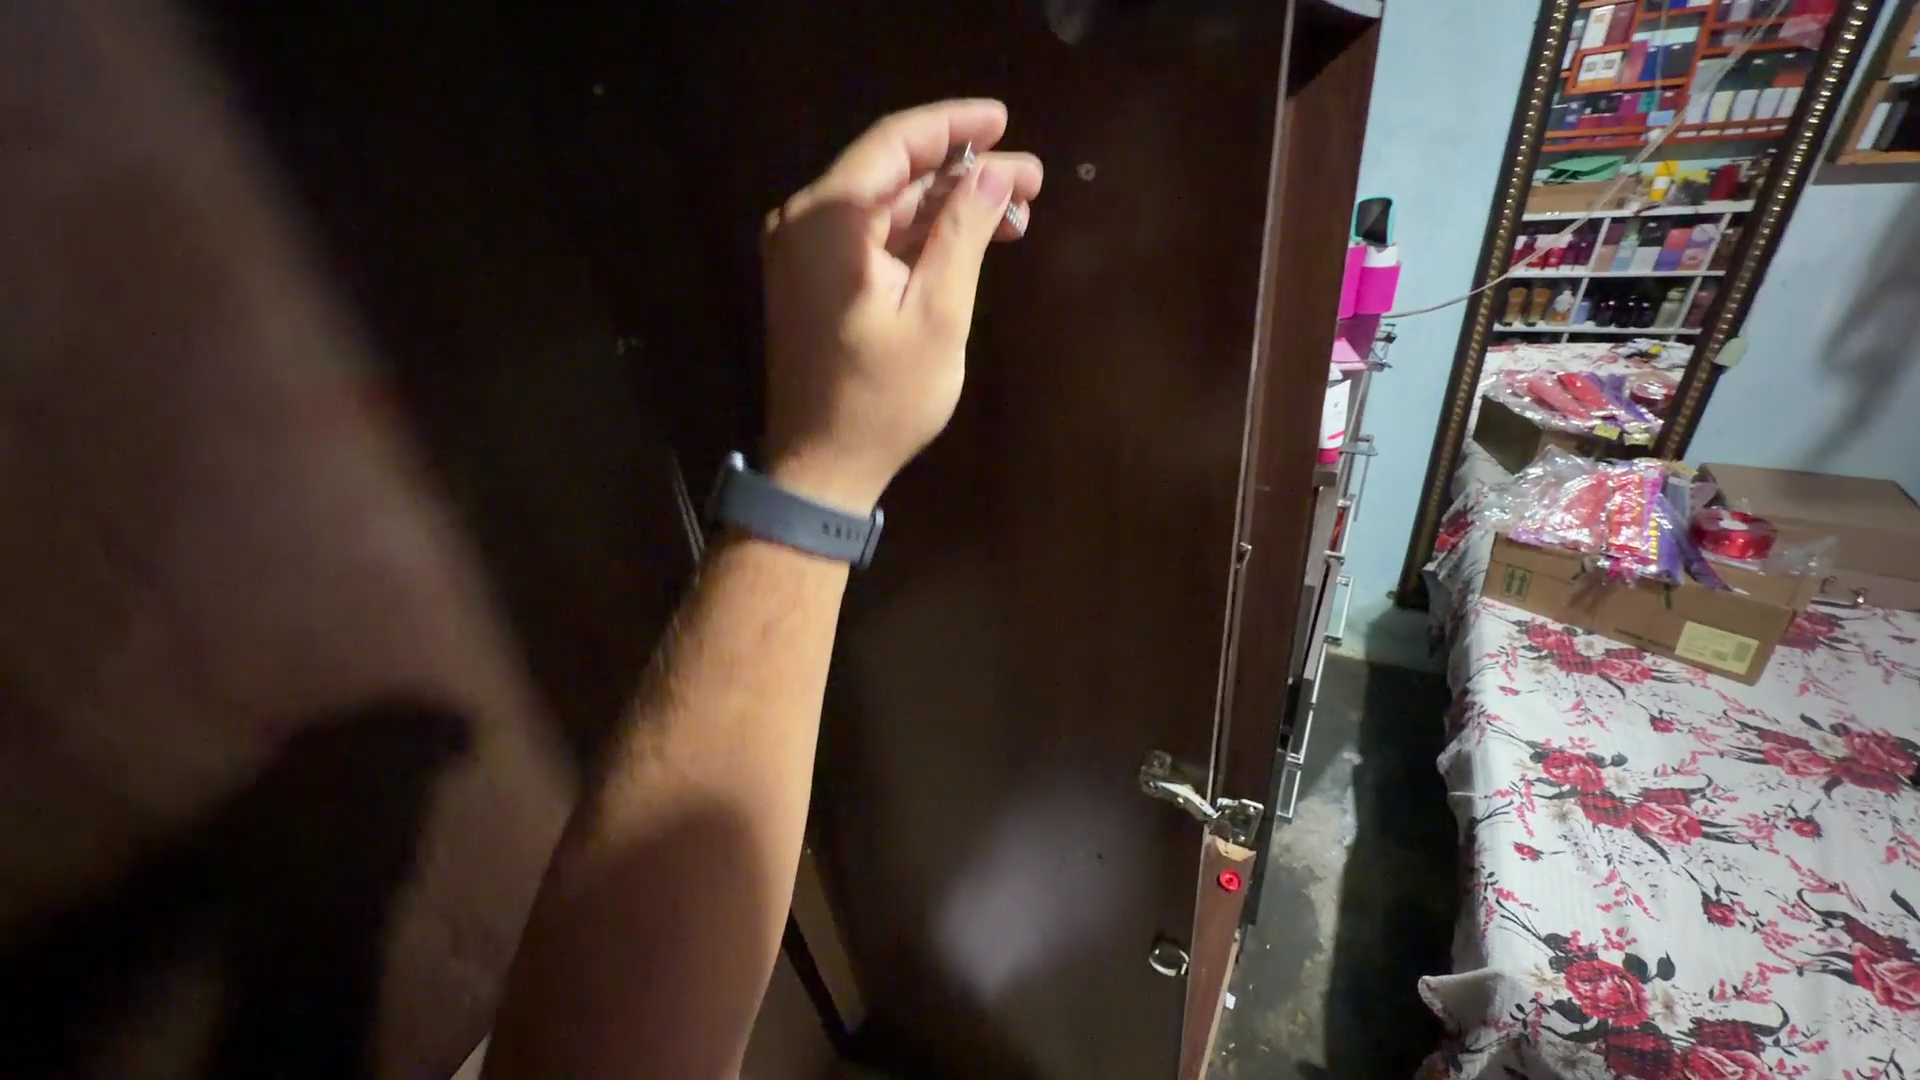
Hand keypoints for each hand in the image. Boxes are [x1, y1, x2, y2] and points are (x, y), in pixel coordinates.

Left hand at [761, 99, 1041, 511]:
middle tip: (1029, 182)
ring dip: (944, 209)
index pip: (895, 143)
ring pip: (884, 209)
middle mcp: (805, 222)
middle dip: (962, 175)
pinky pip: (869, 242)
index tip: (1005, 122)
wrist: (823, 467)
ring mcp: (803, 254)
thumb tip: (992, 174)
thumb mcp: (937, 315)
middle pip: (892, 176)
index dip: (954, 127)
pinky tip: (964, 243)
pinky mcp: (812, 283)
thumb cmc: (883, 399)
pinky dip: (916, 240)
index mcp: (829, 219)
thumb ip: (963, 235)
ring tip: (1012, 214)